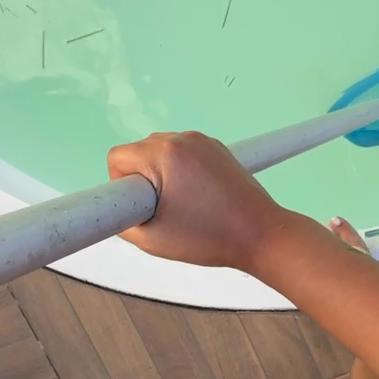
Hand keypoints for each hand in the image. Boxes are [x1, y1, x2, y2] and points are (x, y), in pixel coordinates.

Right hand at [107, 131, 290, 271]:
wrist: (261, 235)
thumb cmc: (211, 238)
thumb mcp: (152, 239)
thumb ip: (122, 222)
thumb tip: (117, 210)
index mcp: (165, 153)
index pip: (118, 158)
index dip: (122, 187)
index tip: (142, 208)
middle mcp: (184, 138)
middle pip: (140, 152)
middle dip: (144, 180)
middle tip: (166, 211)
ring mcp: (204, 141)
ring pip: (162, 152)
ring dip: (164, 176)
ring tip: (186, 206)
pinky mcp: (218, 148)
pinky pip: (184, 155)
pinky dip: (183, 172)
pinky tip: (199, 198)